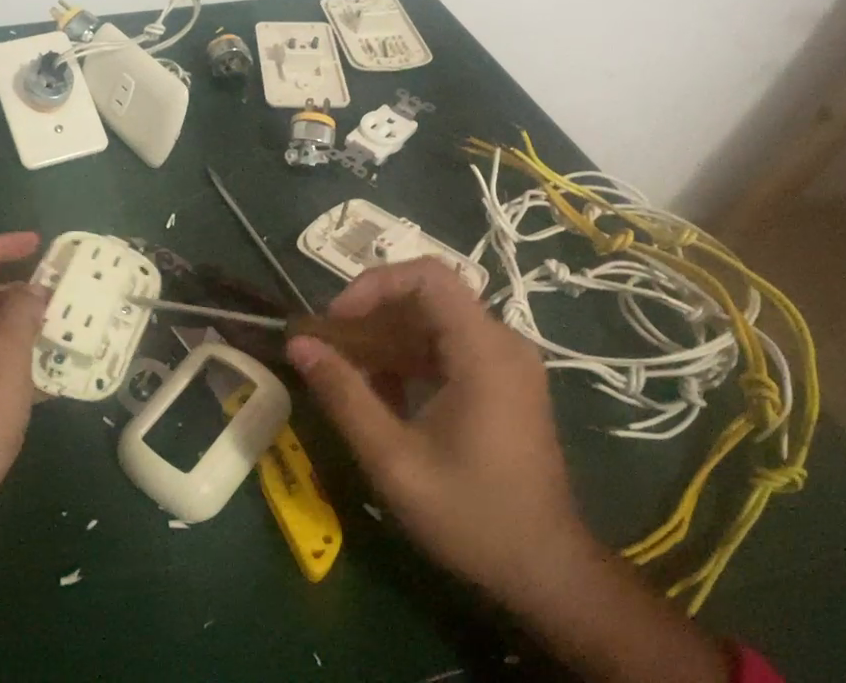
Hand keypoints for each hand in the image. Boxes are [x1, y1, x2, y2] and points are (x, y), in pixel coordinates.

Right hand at [286, 259, 590, 598]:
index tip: (336, 322)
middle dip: (371, 316)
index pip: (428, 276)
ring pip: (435, 323)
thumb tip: (299, 344)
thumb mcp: (393, 460)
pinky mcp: (504, 383)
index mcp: (485, 352)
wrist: (546, 570)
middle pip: (428, 297)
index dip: (374, 285)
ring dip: (386, 340)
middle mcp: (503, 343)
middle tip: (330, 350)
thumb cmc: (471, 515)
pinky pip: (449, 349)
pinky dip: (409, 360)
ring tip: (346, 374)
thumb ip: (344, 395)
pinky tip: (381, 398)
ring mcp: (507, 363)